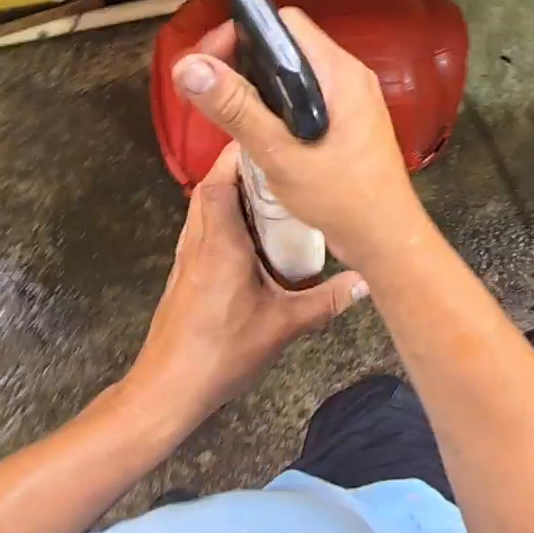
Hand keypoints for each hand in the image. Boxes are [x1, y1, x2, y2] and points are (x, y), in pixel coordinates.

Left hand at [121, 142, 366, 435]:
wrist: (165, 393)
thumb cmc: (221, 352)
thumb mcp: (283, 326)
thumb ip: (326, 301)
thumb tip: (368, 280)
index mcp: (220, 244)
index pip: (219, 182)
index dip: (239, 155)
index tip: (271, 139)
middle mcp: (199, 242)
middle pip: (210, 187)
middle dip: (241, 167)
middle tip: (282, 159)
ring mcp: (188, 259)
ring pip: (204, 207)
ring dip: (232, 190)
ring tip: (273, 187)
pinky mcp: (185, 275)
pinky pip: (204, 228)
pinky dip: (225, 215)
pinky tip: (254, 230)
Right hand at [170, 9, 430, 272]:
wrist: (386, 236)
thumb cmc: (340, 195)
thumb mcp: (279, 152)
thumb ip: (236, 107)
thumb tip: (188, 66)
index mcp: (340, 72)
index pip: (285, 23)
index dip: (240, 33)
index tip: (207, 64)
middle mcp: (349, 76)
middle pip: (288, 45)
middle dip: (244, 61)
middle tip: (209, 92)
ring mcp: (351, 99)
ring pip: (296, 73)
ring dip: (259, 87)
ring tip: (227, 114)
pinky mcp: (347, 121)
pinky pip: (306, 97)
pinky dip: (279, 106)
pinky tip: (258, 133)